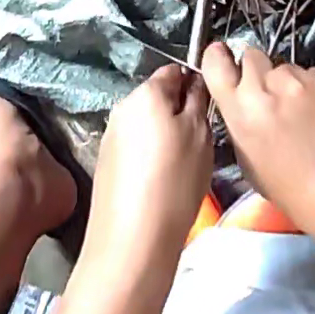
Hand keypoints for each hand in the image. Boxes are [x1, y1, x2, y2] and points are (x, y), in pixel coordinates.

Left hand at [83, 65, 212, 274]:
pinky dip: (150, 158)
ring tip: (182, 168)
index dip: (194, 85)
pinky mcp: (106, 164)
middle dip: (179, 113)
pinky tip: (161, 184)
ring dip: (165, 136)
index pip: (173, 71)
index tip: (208, 110)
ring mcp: (111, 136)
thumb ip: (197, 99)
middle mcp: (122, 107)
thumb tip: (193, 81)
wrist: (132, 241)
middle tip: (199, 142)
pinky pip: (135, 149)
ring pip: (147, 125)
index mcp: (144, 92)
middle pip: (158, 98)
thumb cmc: (174, 180)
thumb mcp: (200, 134)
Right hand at [201, 43, 314, 224]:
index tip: (224, 59)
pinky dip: (312, 88)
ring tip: (301, 112)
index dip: (219, 58)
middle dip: (257, 71)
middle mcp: (263, 86)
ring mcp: (295, 80)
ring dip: (286, 82)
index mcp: (238, 108)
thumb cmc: (292, 188)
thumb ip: (238, 120)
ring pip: (283, 66)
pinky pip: (310, 74)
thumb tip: (240, 102)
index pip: (215, 61)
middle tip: (269, 95)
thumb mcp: (246, 159)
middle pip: (251, 55)